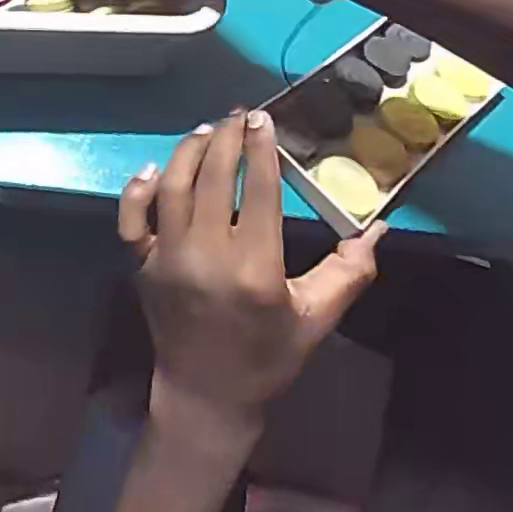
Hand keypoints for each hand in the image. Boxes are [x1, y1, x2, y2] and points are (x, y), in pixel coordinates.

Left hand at [120, 111, 387, 437]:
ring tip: (208, 130)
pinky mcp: (141, 264)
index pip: (258, 191)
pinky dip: (138, 190)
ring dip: (189, 152)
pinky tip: (155, 168)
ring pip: (173, 187)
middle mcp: (206, 256)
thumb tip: (380, 227)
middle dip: (226, 139)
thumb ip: (349, 272)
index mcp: (253, 268)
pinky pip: (132, 218)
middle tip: (238, 116)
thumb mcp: (315, 319)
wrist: (206, 395)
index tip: (262, 118)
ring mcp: (167, 258)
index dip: (261, 150)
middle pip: (213, 178)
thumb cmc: (267, 357)